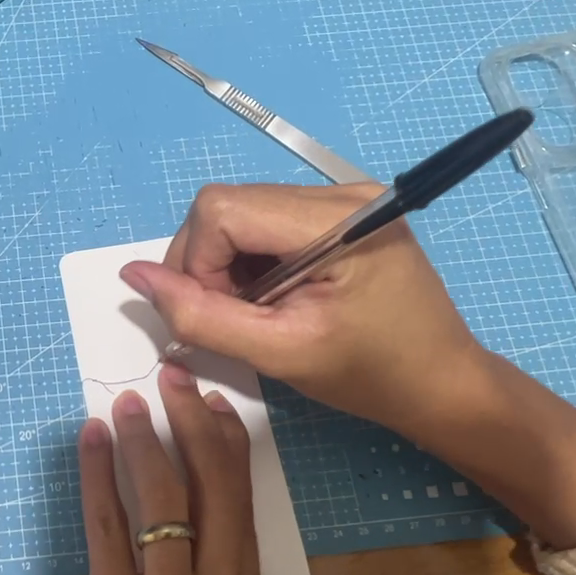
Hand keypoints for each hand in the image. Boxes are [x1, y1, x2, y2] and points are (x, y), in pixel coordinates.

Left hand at [34, 364, 273, 574]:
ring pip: (163, 501)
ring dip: (144, 441)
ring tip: (129, 400)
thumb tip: (199, 531)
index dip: (232, 448)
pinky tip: (91, 441)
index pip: (249, 510)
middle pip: (215, 492)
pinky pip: (109, 531)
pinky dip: (98, 477)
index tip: (216, 404)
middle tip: (175, 376)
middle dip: (195, 425)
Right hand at [127, 183, 575, 548]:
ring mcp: (340, 197)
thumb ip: (201, 315)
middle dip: (207, 265)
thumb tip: (133, 275)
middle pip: (224, 207)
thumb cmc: (369, 376)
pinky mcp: (336, 212)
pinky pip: (260, 222)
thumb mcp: (278, 353)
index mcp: (334, 219)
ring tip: (259, 310)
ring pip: (237, 214)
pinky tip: (273, 295)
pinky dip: (247, 261)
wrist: (442, 383)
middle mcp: (337, 191)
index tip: (218, 315)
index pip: (219, 210)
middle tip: (235, 318)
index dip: (196, 263)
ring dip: (225, 265)